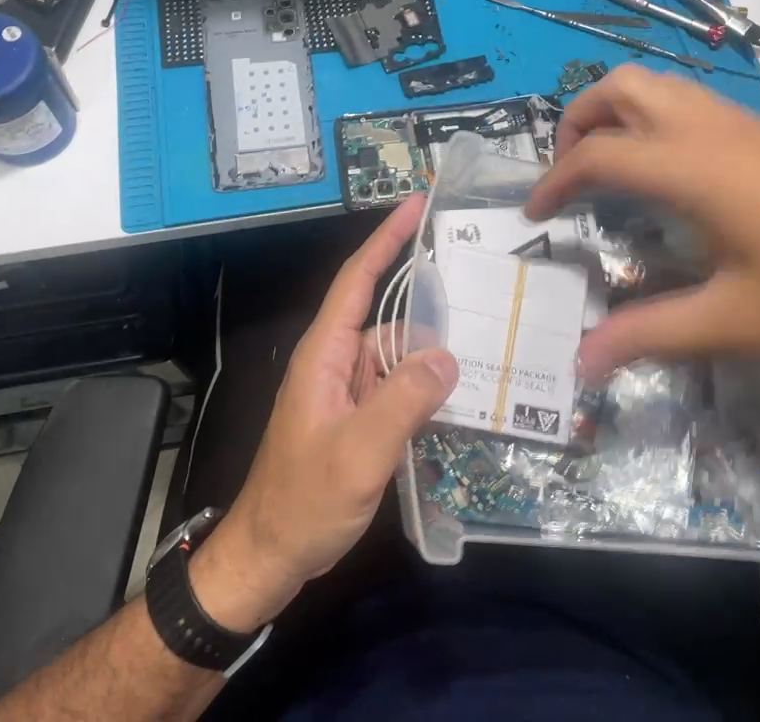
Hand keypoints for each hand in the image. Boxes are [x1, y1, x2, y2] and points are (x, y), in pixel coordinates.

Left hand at [188, 197, 456, 633]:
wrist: (271, 554)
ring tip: (488, 350)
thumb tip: (448, 356)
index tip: (417, 204)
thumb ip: (403, 402)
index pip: (357, 280)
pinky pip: (399, 389)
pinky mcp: (359, 420)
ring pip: (399, 357)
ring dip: (434, 355)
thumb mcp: (358, 452)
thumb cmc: (304, 501)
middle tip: (485, 294)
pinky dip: (427, 388)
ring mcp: (348, 394)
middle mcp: (337, 365)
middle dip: (431, 305)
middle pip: (388, 319)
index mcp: (326, 355)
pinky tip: (462, 396)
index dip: (386, 239)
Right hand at [525, 66, 759, 378]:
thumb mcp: (736, 322)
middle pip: (622, 87)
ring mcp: (746, 125)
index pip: (597, 156)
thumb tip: (583, 360)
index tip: (533, 214)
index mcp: (690, 168)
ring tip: (611, 169)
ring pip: (661, 88)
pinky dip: (656, 122)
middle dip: (579, 119)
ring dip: (619, 114)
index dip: (553, 182)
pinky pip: (693, 104)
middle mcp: (710, 130)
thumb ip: (651, 336)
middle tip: (569, 172)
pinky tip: (674, 179)